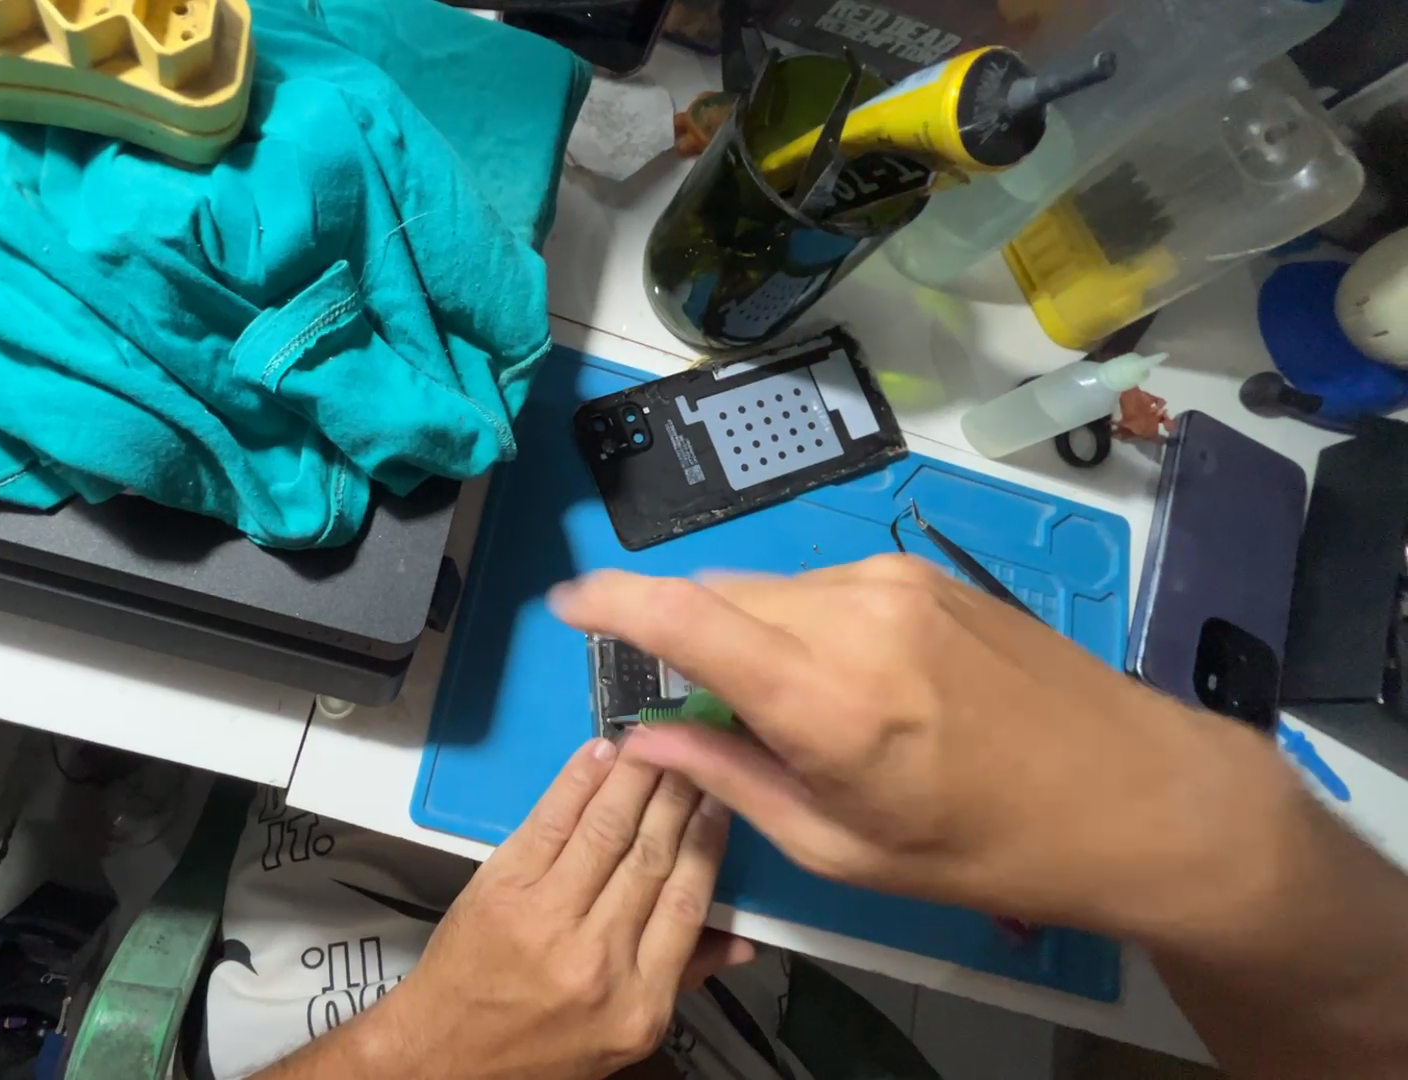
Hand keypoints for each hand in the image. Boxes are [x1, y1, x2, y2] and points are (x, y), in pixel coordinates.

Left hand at [370, 739, 750, 1079]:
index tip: (722, 797)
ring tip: (653, 740)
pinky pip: (549, 822)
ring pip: (604, 830)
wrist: (448, 1052)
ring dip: (633, 778)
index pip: (688, 902)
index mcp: (639, 999)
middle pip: (650, 856)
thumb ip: (682, 979)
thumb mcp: (623, 1037)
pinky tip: (599, 755)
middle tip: (695, 750)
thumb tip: (744, 939)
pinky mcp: (504, 883)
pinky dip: (576, 783)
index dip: (708, 841)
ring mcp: (546, 914)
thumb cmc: (543, 1047)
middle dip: (677, 795)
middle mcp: (598, 954)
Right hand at [548, 557, 1301, 939]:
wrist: (1145, 795)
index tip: (565, 604)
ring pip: (756, 591)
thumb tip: (637, 738)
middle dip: (683, 642)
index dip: (609, 602)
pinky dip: (788, 622)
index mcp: (825, 697)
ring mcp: (883, 580)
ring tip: (789, 699)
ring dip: (739, 634)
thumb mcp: (838, 845)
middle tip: (704, 705)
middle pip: (711, 599)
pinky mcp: (910, 568)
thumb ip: (722, 777)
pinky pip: (807, 586)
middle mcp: (846, 615)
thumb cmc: (981, 846)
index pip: (684, 619)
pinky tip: (840, 672)